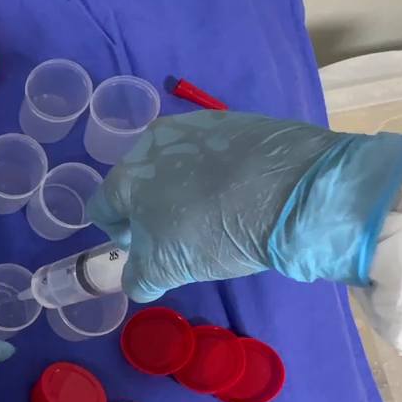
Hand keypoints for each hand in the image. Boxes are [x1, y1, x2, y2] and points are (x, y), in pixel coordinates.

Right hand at [85, 110, 401, 300]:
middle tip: (182, 236)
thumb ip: (138, 278)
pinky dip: (219, 174)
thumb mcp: (166, 270)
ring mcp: (197, 125)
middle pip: (138, 185)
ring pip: (175, 167)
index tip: (146, 251)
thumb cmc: (214, 231)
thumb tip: (137, 280)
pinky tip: (242, 194)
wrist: (299, 193)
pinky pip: (213, 154)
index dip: (120, 236)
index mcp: (125, 176)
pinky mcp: (238, 121)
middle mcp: (152, 141)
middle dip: (151, 211)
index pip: (102, 210)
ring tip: (216, 214)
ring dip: (184, 190)